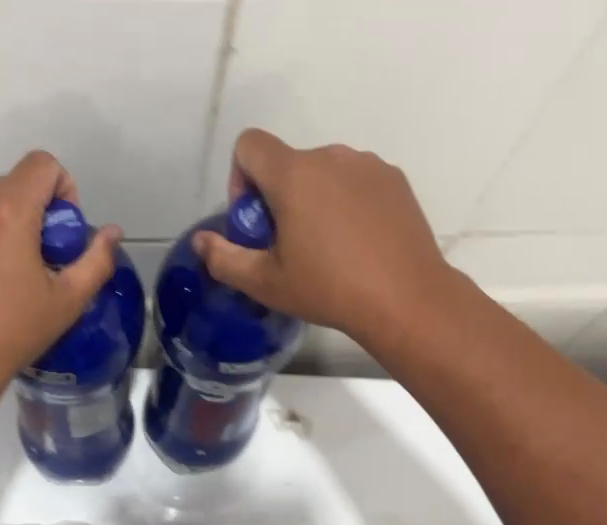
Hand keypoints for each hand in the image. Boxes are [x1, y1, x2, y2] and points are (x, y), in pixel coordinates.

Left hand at [0, 151, 123, 383]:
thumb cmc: (14, 332)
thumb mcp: (68, 300)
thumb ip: (97, 259)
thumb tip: (112, 233)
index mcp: (9, 210)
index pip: (43, 164)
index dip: (63, 190)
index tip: (63, 233)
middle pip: (15, 184)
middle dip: (36, 212)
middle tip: (42, 261)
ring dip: (6, 226)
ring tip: (11, 275)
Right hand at [195, 130, 459, 351]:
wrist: (405, 298)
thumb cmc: (328, 289)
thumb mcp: (265, 283)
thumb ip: (224, 258)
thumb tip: (201, 241)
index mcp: (294, 174)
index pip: (250, 144)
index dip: (241, 179)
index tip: (255, 221)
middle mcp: (331, 156)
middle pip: (288, 163)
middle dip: (278, 198)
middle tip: (288, 248)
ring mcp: (368, 165)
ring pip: (324, 173)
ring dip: (314, 200)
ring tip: (326, 249)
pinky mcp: (395, 180)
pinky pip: (356, 182)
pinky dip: (347, 204)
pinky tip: (357, 245)